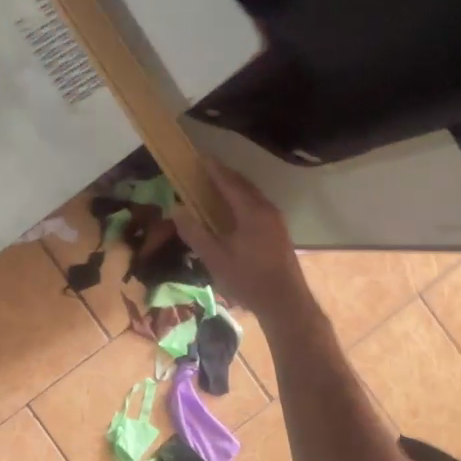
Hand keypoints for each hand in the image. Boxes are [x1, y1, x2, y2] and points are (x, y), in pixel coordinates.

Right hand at [172, 159, 309, 318]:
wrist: (285, 302)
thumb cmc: (247, 280)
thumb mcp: (214, 258)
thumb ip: (194, 232)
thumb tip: (176, 209)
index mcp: (250, 212)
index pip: (229, 182)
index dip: (213, 169)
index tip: (199, 157)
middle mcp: (266, 210)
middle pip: (243, 184)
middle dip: (224, 174)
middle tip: (205, 168)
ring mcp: (276, 220)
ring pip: (253, 194)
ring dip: (234, 186)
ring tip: (216, 184)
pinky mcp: (279, 231)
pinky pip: (258, 204)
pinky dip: (243, 198)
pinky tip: (233, 208)